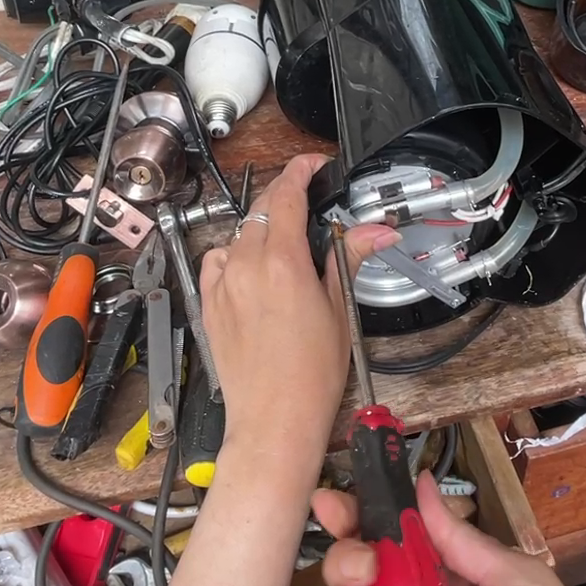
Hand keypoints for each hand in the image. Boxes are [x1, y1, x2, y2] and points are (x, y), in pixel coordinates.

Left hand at [199, 153, 399, 460]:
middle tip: (309, 208)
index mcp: (281, 263)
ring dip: (262, 229)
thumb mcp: (339, 308)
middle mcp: (245, 267)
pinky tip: (253, 270)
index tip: (312, 165)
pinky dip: (235, 254)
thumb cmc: (310, 375)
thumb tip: (376, 230)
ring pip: (239, 234)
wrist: (273, 420)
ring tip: (286, 249)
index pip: (286, 195)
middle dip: (285, 198)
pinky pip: (217, 260)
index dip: (301, 171)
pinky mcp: (209, 304)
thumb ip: (348, 257)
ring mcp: (222, 285)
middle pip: (261, 209)